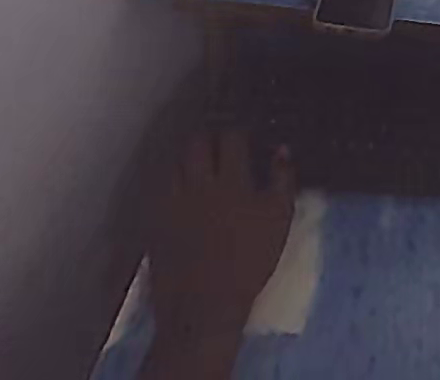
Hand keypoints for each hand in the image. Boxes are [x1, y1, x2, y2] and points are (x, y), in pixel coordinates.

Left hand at [146, 130, 294, 337]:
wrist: (204, 308)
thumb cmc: (248, 262)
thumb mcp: (278, 220)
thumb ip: (282, 180)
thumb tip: (282, 150)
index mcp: (231, 180)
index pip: (231, 138)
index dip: (238, 132)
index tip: (245, 137)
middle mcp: (199, 183)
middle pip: (198, 143)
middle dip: (209, 138)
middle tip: (219, 145)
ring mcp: (174, 201)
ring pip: (176, 163)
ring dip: (188, 159)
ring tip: (199, 165)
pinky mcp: (156, 220)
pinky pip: (162, 189)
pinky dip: (172, 184)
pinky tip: (182, 192)